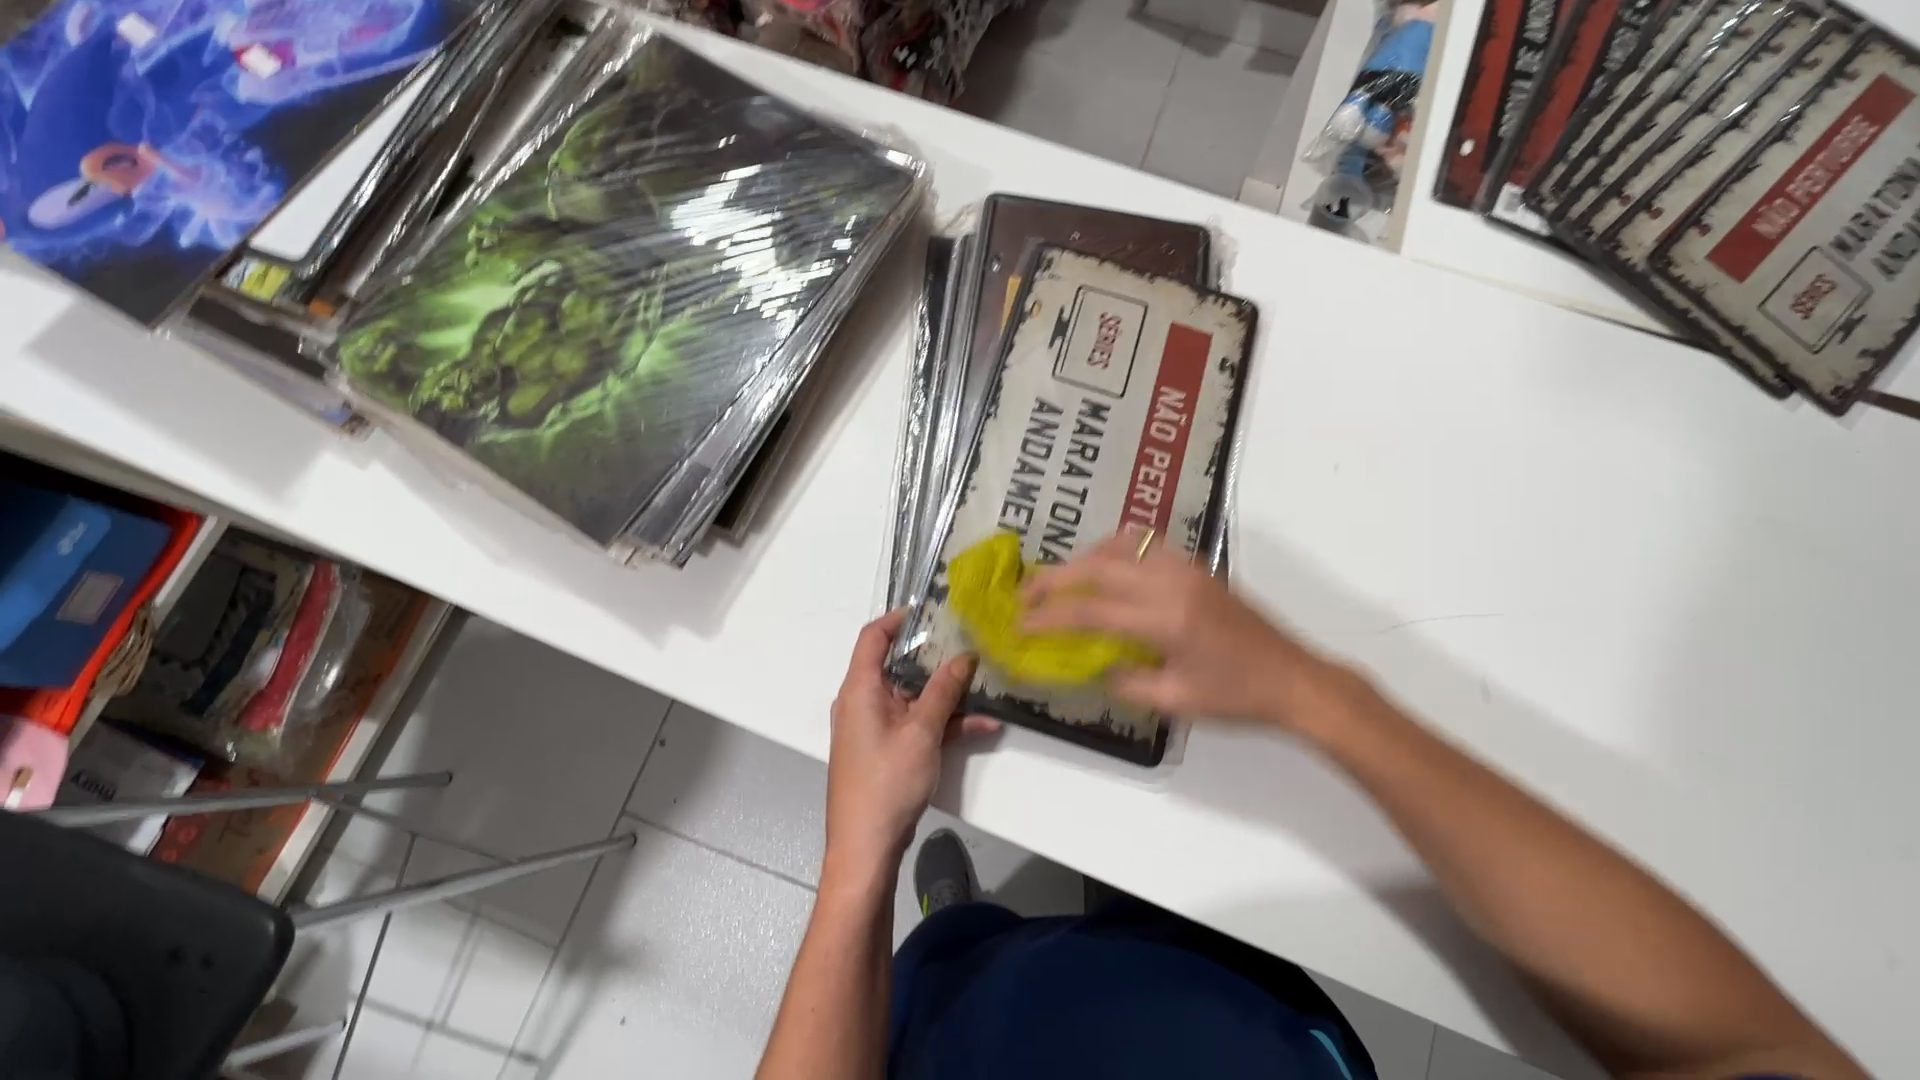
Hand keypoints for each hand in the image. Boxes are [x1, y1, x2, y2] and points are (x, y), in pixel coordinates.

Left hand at [823, 610, 999, 886]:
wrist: (865, 847)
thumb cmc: (887, 782)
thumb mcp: (922, 732)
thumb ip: (943, 691)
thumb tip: (964, 657)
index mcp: (859, 689)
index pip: (872, 637)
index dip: (898, 619)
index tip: (931, 610)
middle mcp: (862, 702)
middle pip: (897, 666)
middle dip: (935, 658)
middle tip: (969, 644)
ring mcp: (874, 728)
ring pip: (912, 697)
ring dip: (946, 695)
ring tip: (985, 685)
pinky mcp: (886, 751)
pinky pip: (914, 724)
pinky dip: (941, 723)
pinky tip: (981, 725)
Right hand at [1022, 534, 1340, 733]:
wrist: (1293, 678)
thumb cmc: (1236, 697)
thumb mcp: (1176, 701)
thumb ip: (1127, 681)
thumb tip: (1093, 665)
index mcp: (1166, 620)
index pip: (1091, 611)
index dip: (1049, 616)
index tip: (1019, 624)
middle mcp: (1173, 583)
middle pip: (1098, 566)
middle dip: (1054, 578)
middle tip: (1025, 592)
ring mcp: (1187, 568)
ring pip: (1122, 544)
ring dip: (1084, 558)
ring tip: (1062, 580)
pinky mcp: (1198, 566)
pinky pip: (1147, 543)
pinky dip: (1116, 550)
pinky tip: (1107, 569)